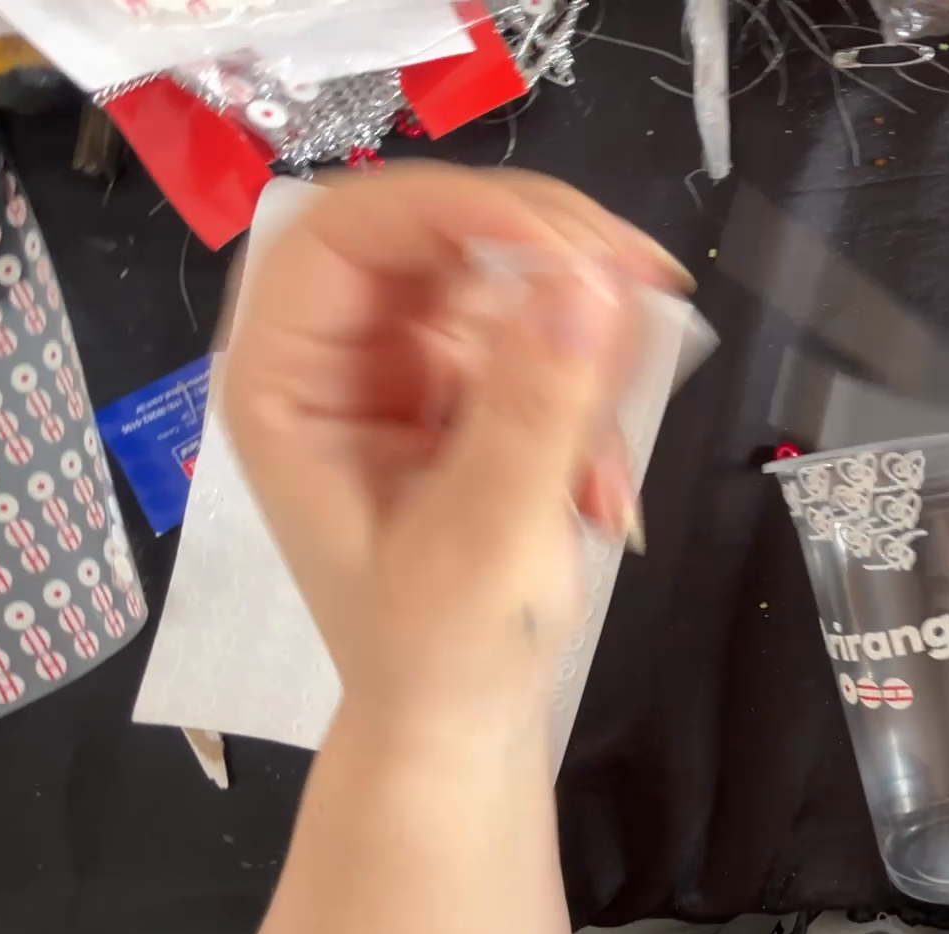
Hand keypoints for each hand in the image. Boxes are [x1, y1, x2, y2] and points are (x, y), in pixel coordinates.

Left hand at [222, 164, 691, 739]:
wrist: (467, 704)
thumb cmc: (446, 642)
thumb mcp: (489, 532)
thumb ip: (537, 409)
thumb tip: (595, 285)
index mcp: (295, 377)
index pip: (356, 233)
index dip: (466, 214)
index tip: (587, 252)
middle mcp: (355, 357)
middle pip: (449, 243)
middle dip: (557, 263)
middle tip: (653, 286)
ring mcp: (426, 377)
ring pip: (521, 299)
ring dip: (591, 366)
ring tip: (609, 472)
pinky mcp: (488, 402)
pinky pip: (557, 359)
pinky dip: (600, 412)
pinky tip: (605, 492)